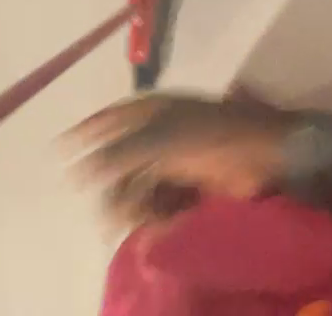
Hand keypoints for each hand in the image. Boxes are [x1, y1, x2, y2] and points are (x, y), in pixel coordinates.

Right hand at [64, 92, 297, 233]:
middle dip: (118, 191)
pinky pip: (158, 206)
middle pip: (120, 166)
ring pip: (136, 190)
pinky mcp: (190, 187)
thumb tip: (81, 170)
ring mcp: (177, 162)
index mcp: (159, 111)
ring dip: (138, 208)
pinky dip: (159, 216)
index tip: (62, 149)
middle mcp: (163, 134)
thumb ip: (122, 151)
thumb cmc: (220, 136)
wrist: (270, 157)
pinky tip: (169, 221)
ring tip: (155, 217)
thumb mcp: (168, 137)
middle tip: (122, 213)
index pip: (115, 116)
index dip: (89, 129)